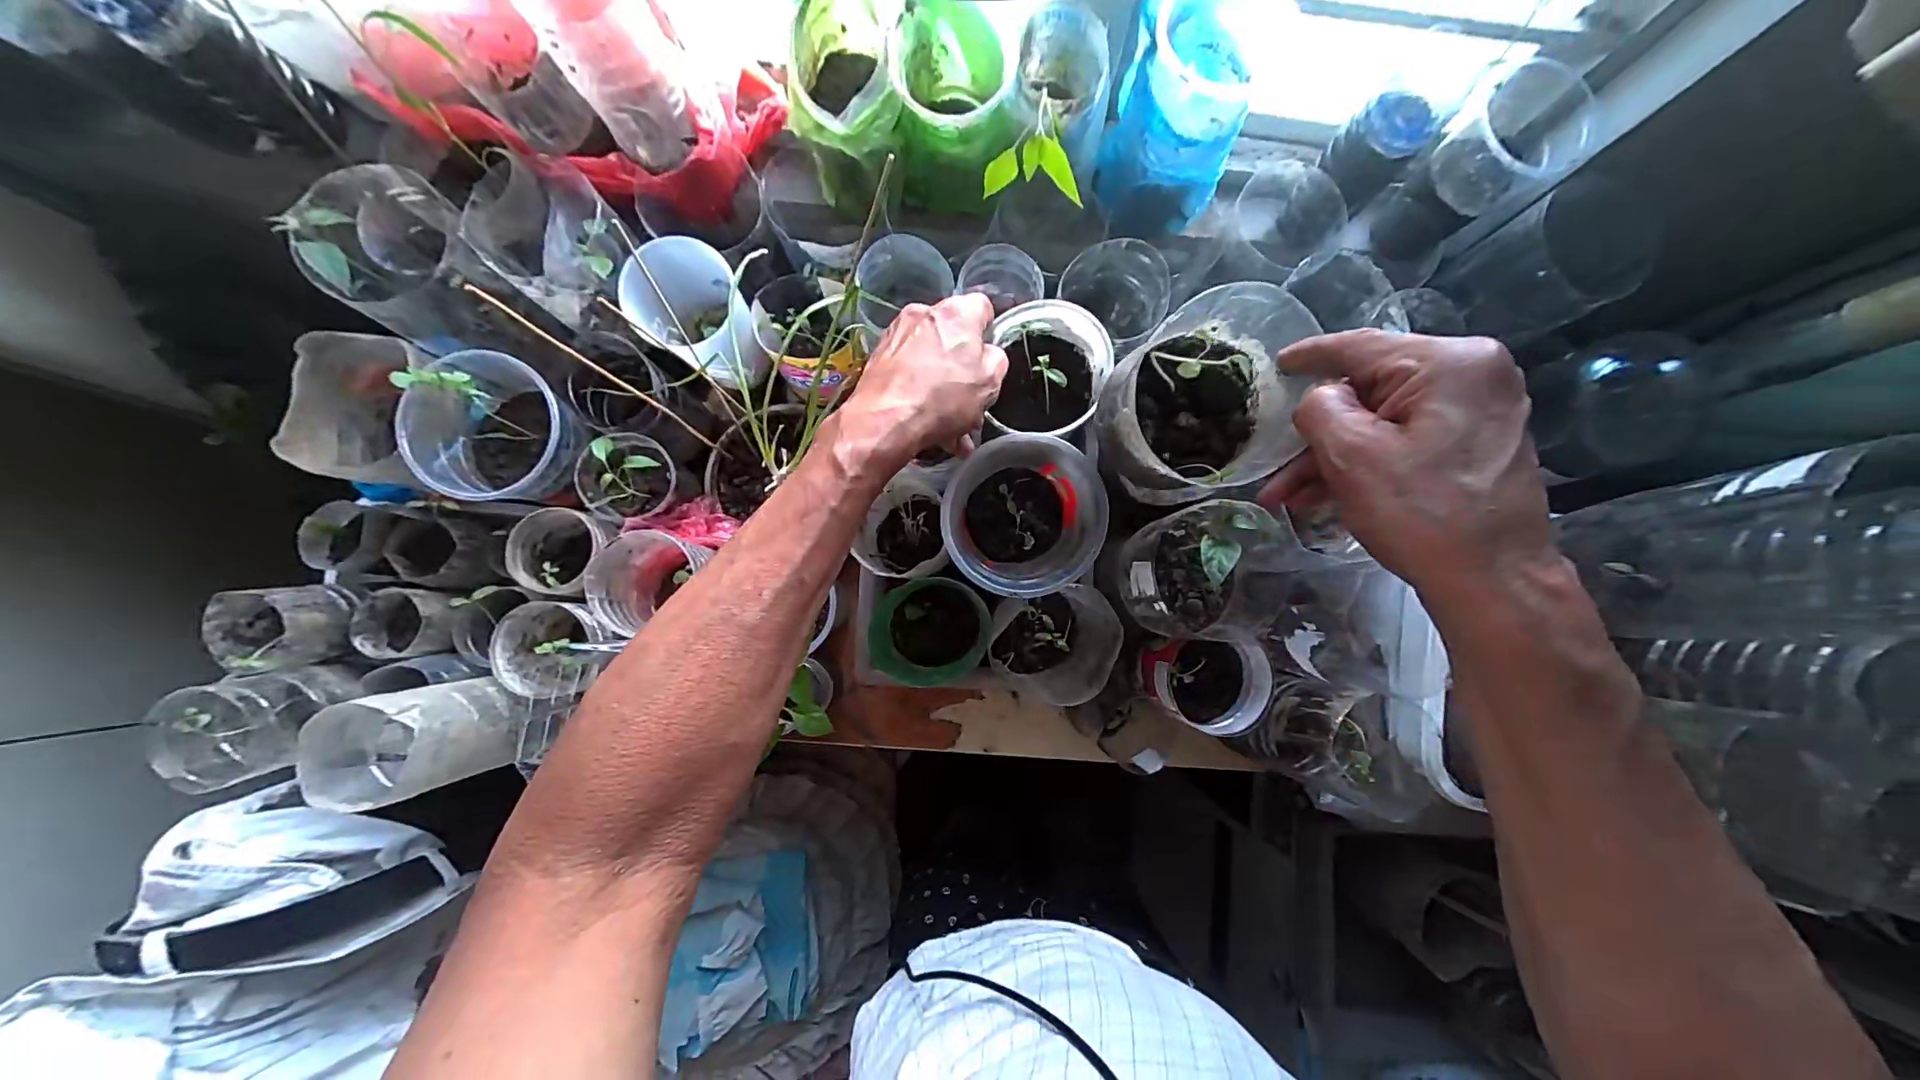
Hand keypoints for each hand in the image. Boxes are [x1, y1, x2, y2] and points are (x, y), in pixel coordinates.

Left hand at [838, 293, 1007, 464]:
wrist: (883, 422)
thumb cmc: (941, 399)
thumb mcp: (990, 383)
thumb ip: (996, 361)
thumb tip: (988, 356)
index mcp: (956, 312)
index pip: (983, 308)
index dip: (989, 334)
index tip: (988, 360)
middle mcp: (923, 314)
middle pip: (953, 338)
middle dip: (964, 372)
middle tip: (971, 403)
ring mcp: (897, 336)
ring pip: (931, 361)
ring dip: (943, 390)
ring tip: (951, 428)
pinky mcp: (878, 359)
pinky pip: (910, 374)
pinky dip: (920, 395)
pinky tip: (930, 427)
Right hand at [1256, 330, 1554, 598]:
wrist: (1493, 580)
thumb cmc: (1421, 513)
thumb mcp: (1352, 456)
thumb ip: (1320, 409)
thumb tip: (1319, 399)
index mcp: (1449, 363)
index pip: (1360, 347)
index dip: (1310, 356)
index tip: (1275, 364)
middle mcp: (1472, 374)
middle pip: (1369, 391)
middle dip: (1316, 432)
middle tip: (1274, 462)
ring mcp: (1477, 410)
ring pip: (1382, 421)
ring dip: (1332, 456)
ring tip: (1285, 495)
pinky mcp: (1474, 442)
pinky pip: (1404, 440)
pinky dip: (1364, 463)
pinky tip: (1321, 495)